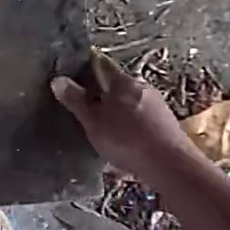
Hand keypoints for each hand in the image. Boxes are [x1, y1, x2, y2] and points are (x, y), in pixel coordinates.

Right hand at [51, 50, 199, 181]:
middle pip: (116, 84)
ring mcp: (157, 104)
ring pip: (129, 101)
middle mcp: (142, 86)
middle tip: (83, 107)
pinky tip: (123, 139)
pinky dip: (129, 123)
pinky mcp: (165, 122)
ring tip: (102, 127)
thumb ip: (76, 100)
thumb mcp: (93, 122)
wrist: (171, 165)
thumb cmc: (126, 140)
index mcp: (122, 81)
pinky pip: (140, 116)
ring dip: (116, 110)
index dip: (85, 68)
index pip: (100, 64)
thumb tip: (58, 79)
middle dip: (100, 93)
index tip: (72, 78)